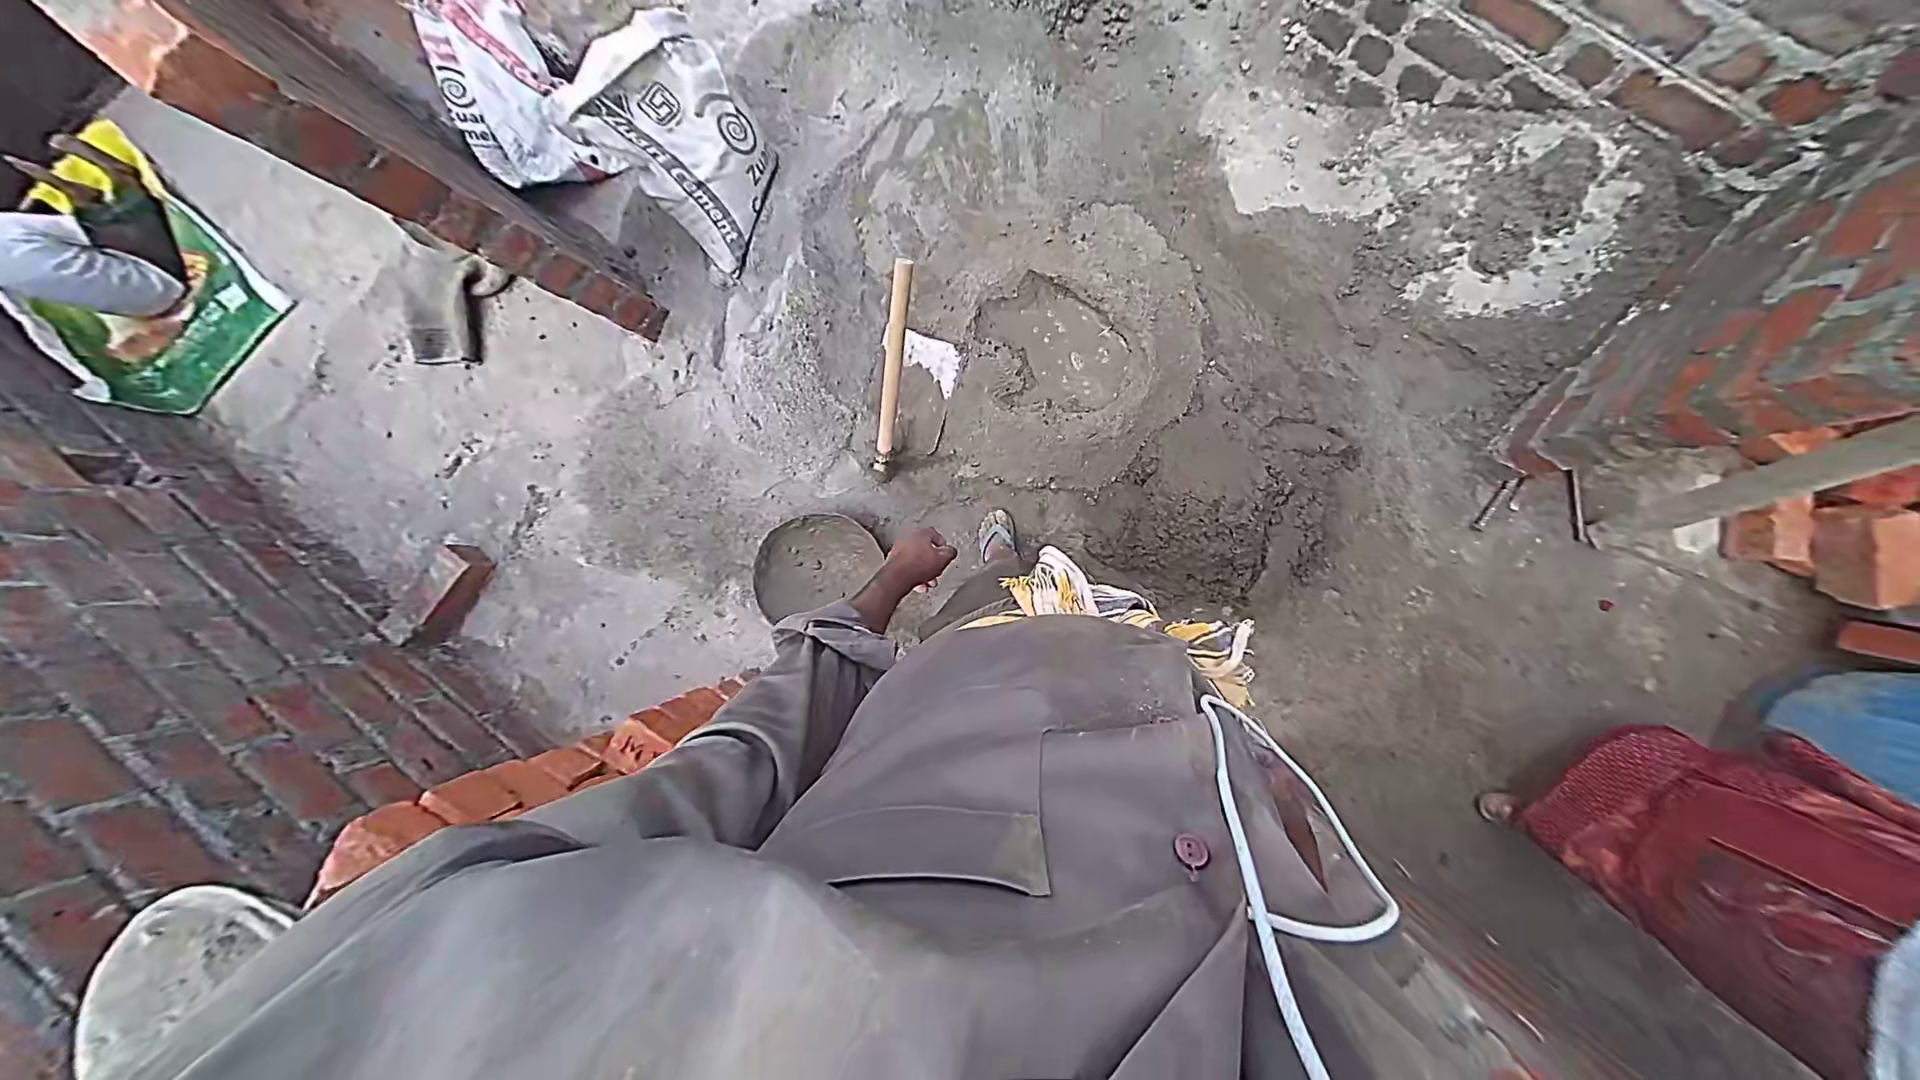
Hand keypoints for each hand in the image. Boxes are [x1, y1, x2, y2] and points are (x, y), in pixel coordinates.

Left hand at [878, 526, 956, 591]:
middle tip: (937, 571)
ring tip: (929, 582)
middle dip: (932, 563)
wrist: (898, 578)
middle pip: (925, 550)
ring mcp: (898, 551)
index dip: (942, 546)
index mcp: (921, 534)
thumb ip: (950, 553)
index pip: (935, 535)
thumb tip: (951, 551)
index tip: (946, 554)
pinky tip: (919, 585)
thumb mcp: (943, 559)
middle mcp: (908, 540)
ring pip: (915, 561)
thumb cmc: (917, 565)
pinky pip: (907, 568)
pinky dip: (914, 576)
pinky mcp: (892, 563)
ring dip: (924, 571)